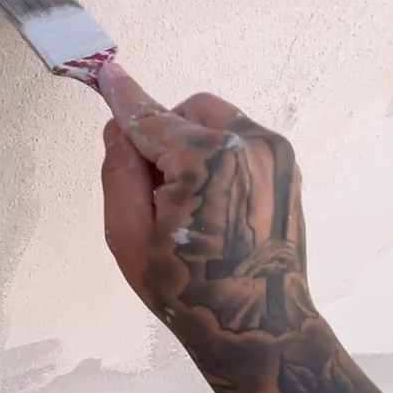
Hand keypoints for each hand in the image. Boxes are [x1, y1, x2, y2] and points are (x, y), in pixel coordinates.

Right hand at [96, 61, 316, 340]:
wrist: (257, 322)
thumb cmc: (184, 287)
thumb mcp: (127, 236)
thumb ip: (119, 173)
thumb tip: (119, 131)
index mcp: (206, 160)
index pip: (150, 118)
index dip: (123, 98)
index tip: (106, 70)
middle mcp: (248, 143)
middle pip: (187, 110)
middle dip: (161, 133)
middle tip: (149, 186)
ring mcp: (275, 153)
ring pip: (214, 121)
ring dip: (188, 144)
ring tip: (182, 201)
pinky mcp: (286, 166)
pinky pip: (237, 140)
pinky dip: (213, 155)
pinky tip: (208, 204)